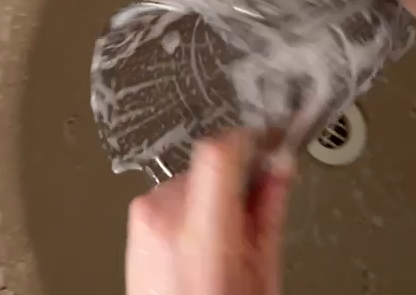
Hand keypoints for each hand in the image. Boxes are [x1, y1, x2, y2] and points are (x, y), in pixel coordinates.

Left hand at [126, 132, 292, 294]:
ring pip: (192, 176)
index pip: (218, 151)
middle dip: (235, 179)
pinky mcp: (135, 224)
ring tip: (223, 238)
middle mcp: (163, 219)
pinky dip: (190, 207)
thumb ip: (271, 210)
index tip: (266, 144)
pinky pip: (171, 194)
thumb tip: (281, 166)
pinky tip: (199, 241)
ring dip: (211, 194)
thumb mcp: (262, 275)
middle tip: (251, 213)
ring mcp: (144, 220)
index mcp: (200, 235)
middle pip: (209, 163)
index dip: (247, 140)